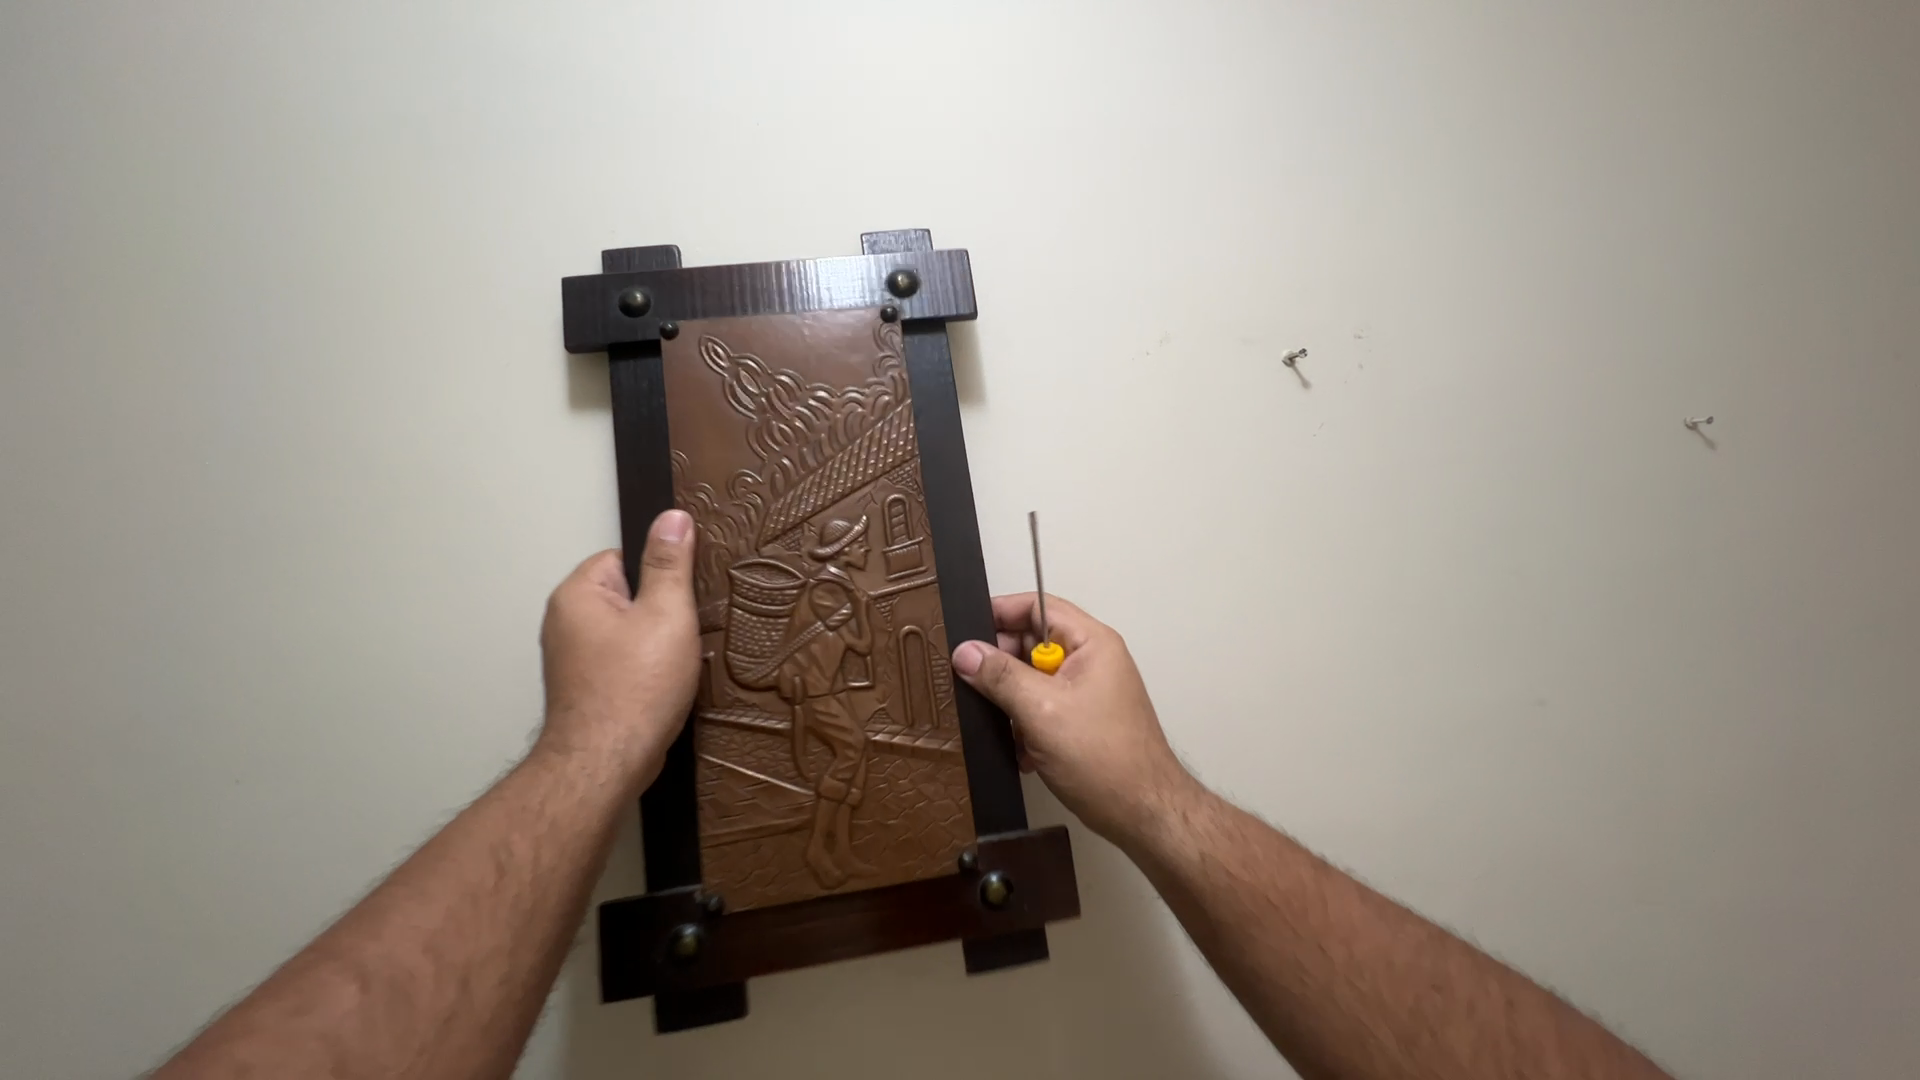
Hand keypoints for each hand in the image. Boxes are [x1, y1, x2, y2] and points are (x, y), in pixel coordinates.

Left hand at [538, 510, 700, 790]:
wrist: (608, 764)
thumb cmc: (637, 685)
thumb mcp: (667, 614)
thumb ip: (670, 564)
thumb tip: (673, 517)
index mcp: (577, 595)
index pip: (624, 557)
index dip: (659, 575)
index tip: (683, 598)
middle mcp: (565, 622)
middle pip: (627, 596)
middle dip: (660, 612)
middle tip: (685, 632)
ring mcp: (572, 659)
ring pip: (628, 632)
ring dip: (657, 644)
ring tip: (677, 663)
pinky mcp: (585, 689)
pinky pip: (623, 661)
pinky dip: (646, 669)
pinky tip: (664, 686)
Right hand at [951, 594, 1197, 843]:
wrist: (1143, 816)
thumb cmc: (1102, 758)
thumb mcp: (1041, 711)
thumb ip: (1000, 676)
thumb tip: (964, 651)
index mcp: (1091, 643)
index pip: (1038, 607)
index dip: (1000, 613)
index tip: (965, 630)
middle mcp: (1091, 661)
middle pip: (1032, 644)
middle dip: (1002, 667)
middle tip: (975, 686)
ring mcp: (1087, 692)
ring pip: (1032, 680)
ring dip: (1012, 702)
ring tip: (1002, 725)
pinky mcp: (1081, 722)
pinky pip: (1042, 708)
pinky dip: (1026, 726)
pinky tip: (1022, 751)